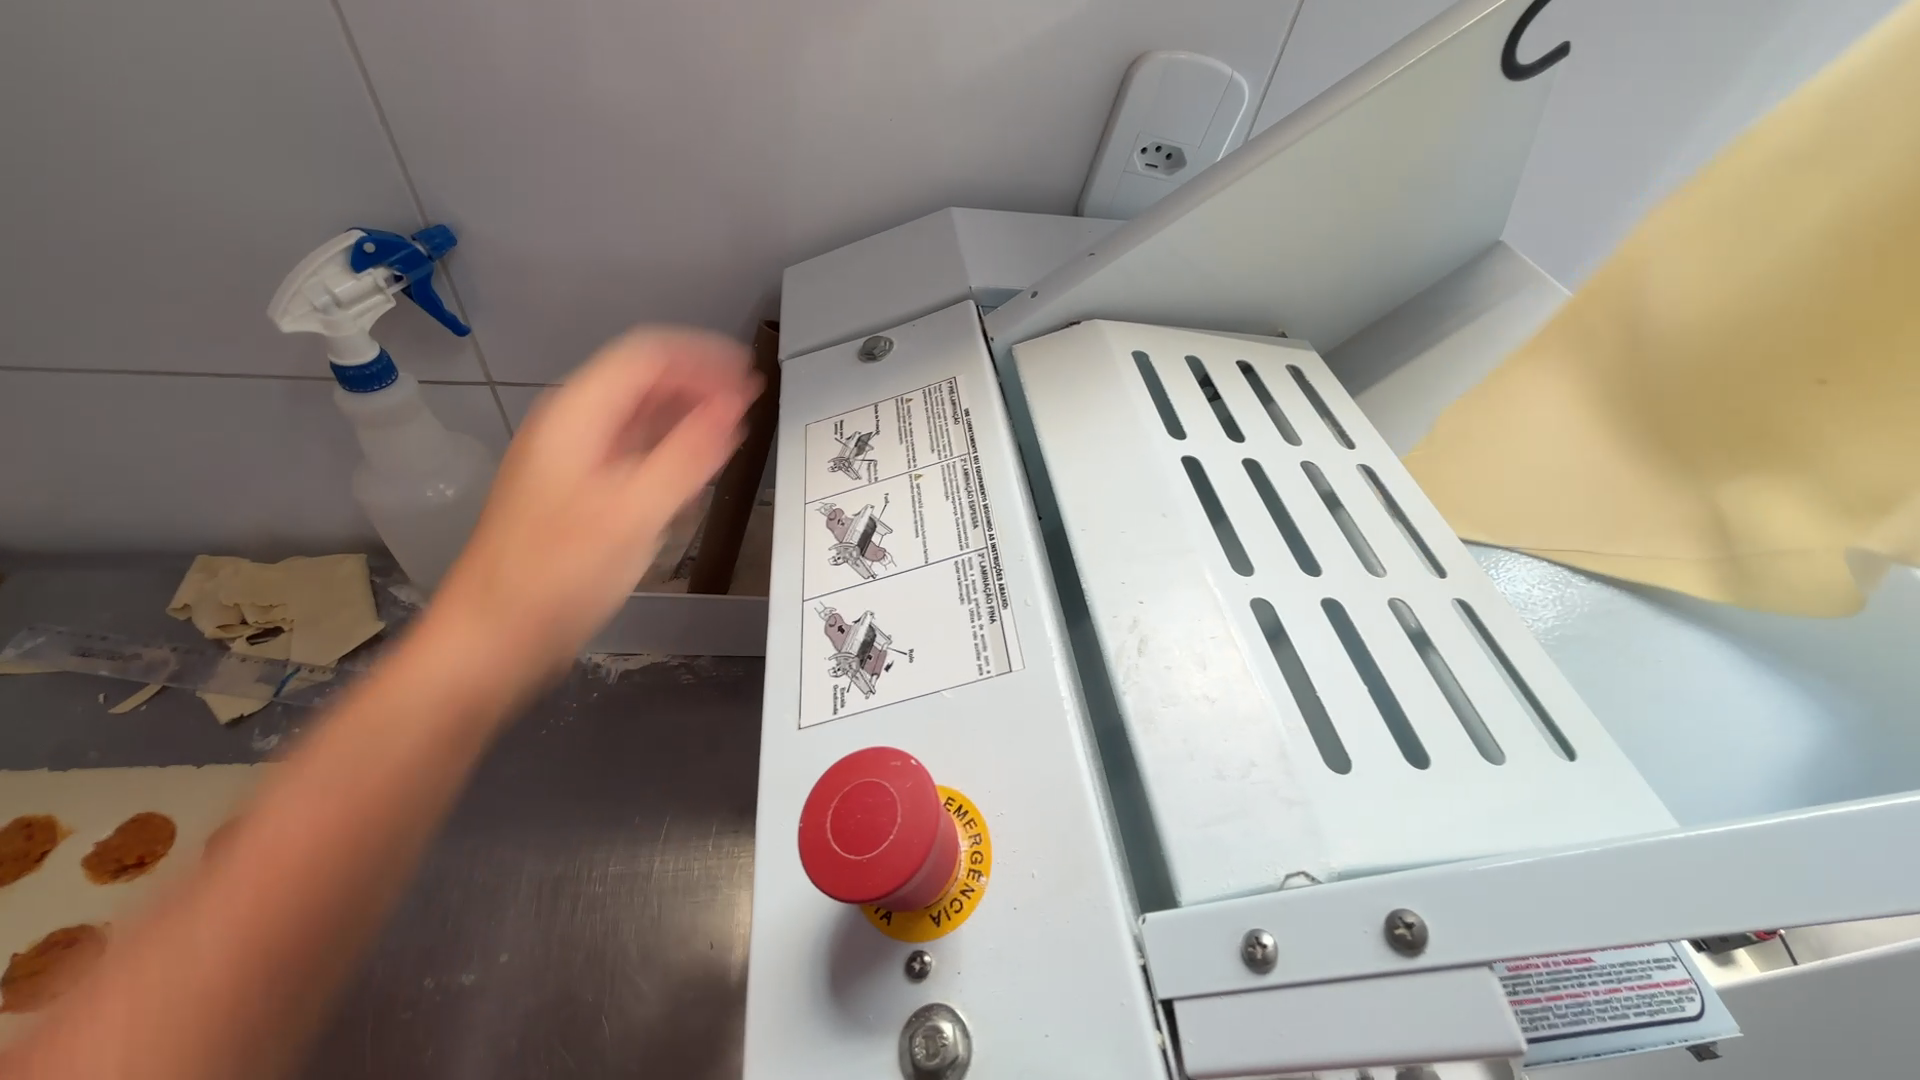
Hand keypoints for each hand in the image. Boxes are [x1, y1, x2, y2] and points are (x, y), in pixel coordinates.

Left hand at [432, 326, 758, 676]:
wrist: (495, 638)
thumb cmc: (558, 574)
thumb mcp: (633, 511)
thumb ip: (689, 455)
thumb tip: (735, 406)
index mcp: (576, 416)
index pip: (647, 356)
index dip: (703, 358)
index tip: (750, 379)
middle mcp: (574, 429)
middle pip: (644, 384)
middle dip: (700, 388)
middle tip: (750, 408)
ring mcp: (576, 463)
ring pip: (641, 422)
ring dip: (688, 422)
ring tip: (734, 438)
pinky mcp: (582, 497)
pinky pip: (634, 458)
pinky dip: (670, 458)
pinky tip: (696, 480)